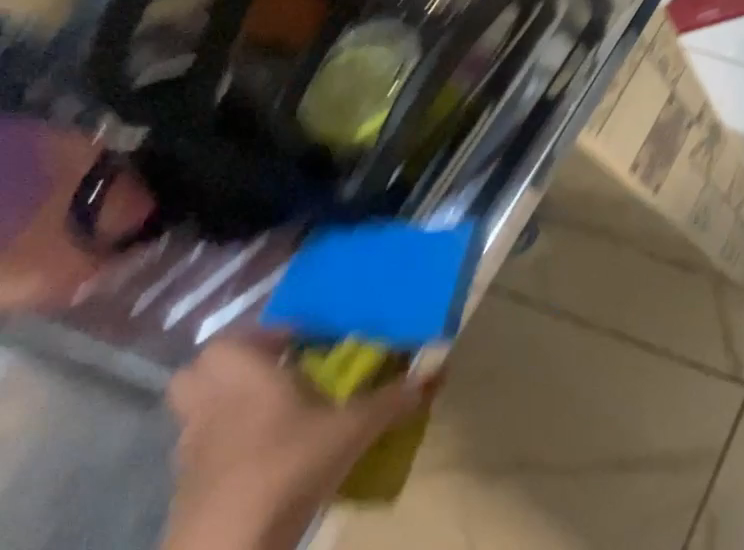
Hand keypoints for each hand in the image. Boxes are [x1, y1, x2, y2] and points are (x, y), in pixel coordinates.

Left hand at [164, 332, 424, 549]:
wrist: (233, 539)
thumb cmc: (292, 461)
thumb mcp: (358, 426)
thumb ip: (395, 396)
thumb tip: (434, 371)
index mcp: (246, 376)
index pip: (237, 338)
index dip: (267, 333)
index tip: (304, 340)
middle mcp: (212, 402)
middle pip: (200, 370)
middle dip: (235, 363)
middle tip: (279, 367)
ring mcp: (193, 443)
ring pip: (197, 407)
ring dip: (229, 400)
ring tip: (276, 407)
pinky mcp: (189, 480)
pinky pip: (205, 443)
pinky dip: (229, 438)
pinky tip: (268, 447)